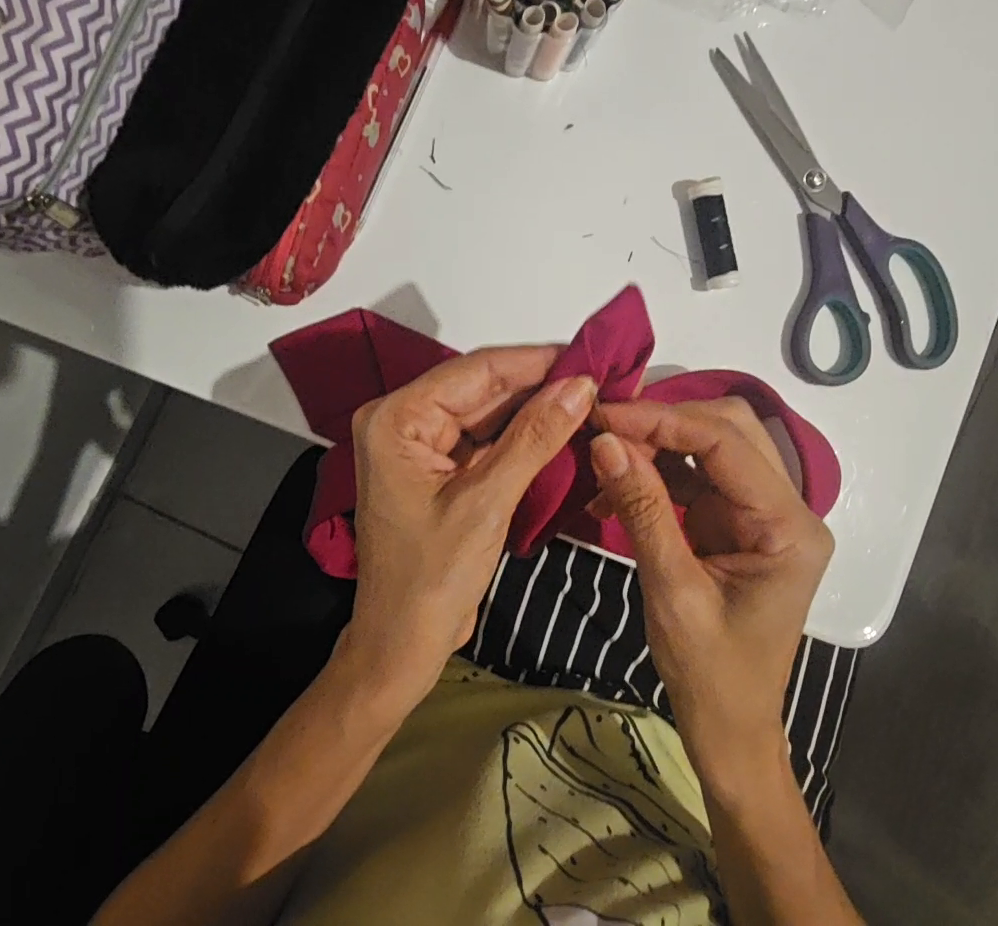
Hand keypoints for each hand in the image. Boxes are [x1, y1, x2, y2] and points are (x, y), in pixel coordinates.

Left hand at [339, 347, 595, 707]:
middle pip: (481, 389)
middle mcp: (402, 421)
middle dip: (539, 385)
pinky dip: (521, 439)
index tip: (590, 355)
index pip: (475, 372)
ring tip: (592, 400)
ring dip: (535, 411)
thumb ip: (534, 438)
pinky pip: (485, 441)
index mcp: (396, 419)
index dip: (536, 361)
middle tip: (601, 378)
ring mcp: (419, 446)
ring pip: (487, 414)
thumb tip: (580, 385)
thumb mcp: (487, 502)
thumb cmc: (432, 578)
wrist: (402, 642)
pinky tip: (563, 430)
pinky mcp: (438, 469)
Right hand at [586, 398, 833, 774]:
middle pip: (728, 431)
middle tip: (601, 429)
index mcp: (788, 528)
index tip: (602, 416)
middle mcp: (785, 510)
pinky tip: (614, 488)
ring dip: (655, 446)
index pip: (727, 444)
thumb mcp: (671, 589)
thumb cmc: (710, 672)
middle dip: (662, 423)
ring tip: (601, 457)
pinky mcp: (734, 524)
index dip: (662, 420)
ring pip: (710, 448)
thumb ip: (642, 510)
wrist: (728, 725)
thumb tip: (603, 441)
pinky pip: (695, 478)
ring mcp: (760, 515)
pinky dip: (654, 474)